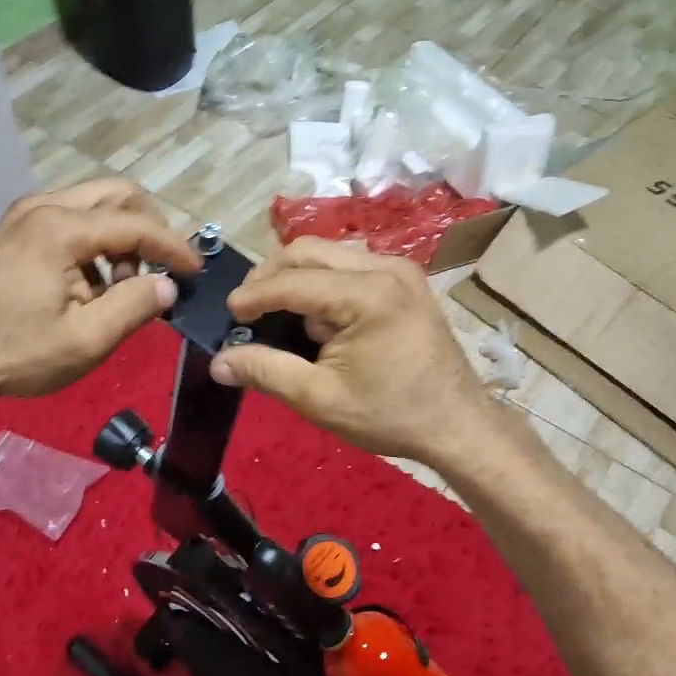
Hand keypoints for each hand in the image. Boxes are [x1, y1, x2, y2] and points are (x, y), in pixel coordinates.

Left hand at [0, 178, 201, 399]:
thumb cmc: (16, 353)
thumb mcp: (85, 340)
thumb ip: (134, 306)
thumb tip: (168, 286)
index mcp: (59, 229)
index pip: (135, 223)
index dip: (174, 247)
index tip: (197, 272)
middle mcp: (43, 207)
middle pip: (118, 194)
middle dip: (149, 228)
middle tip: (161, 270)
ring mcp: (26, 214)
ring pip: (95, 202)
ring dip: (122, 235)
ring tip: (123, 285)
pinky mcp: (18, 229)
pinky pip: (73, 217)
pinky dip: (97, 240)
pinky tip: (94, 282)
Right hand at [209, 238, 502, 467]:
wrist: (458, 424)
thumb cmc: (390, 415)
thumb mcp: (320, 399)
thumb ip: (266, 372)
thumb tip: (218, 362)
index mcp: (367, 294)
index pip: (293, 280)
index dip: (253, 295)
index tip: (228, 315)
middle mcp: (385, 267)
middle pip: (309, 250)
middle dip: (272, 276)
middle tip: (247, 309)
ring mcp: (400, 269)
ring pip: (330, 254)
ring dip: (298, 277)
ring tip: (280, 316)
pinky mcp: (406, 280)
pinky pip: (351, 266)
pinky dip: (324, 283)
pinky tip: (317, 318)